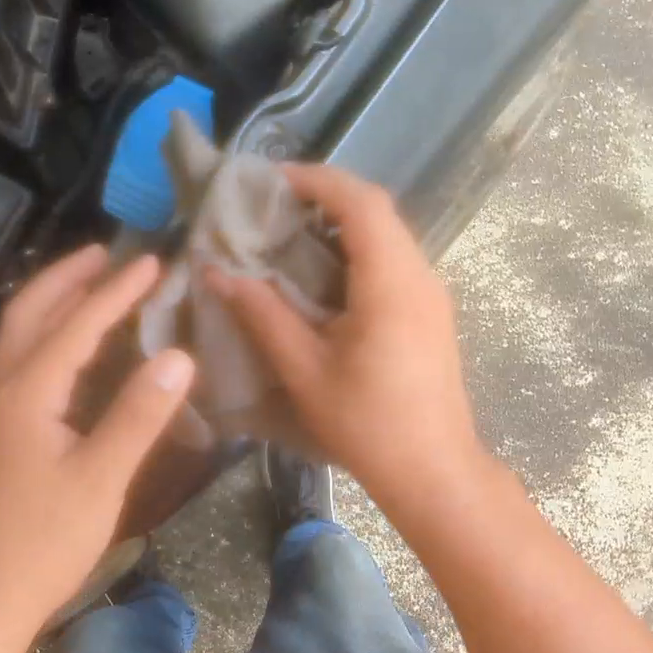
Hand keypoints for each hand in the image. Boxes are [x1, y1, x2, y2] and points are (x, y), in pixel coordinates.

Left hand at [0, 245, 195, 640]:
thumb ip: (139, 415)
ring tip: (91, 284)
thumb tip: (180, 354)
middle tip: (106, 252)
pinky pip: (23, 361)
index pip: (77, 325)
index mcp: (27, 393)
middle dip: (67, 277)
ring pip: (21, 336)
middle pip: (30, 312)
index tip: (152, 261)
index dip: (116, 291)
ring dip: (54, 301)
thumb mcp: (101, 479)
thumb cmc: (44, 542)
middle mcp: (4, 390)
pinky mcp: (2, 433)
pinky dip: (49, 335)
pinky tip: (73, 350)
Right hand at [207, 165, 501, 508]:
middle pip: (376, 210)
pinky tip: (320, 277)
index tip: (269, 181)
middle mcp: (420, 274)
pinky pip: (392, 259)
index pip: (359, 202)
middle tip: (271, 207)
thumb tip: (217, 272)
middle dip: (323, 196)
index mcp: (391, 281)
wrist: (435, 473)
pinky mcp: (430, 312)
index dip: (315, 180)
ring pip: (387, 233)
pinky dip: (354, 250)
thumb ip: (261, 313)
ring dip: (339, 223)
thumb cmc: (366, 423)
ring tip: (287, 235)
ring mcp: (431, 293)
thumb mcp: (303, 368)